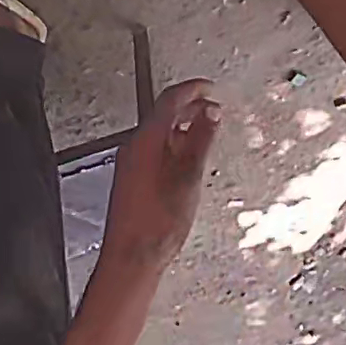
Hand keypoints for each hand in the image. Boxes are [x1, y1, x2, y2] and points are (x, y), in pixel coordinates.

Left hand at [101, 79, 222, 276]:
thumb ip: (201, 139)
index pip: (170, 99)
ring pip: (160, 130)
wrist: (131, 257)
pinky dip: (174, 141)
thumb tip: (212, 112)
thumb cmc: (158, 221)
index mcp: (146, 139)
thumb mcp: (189, 176)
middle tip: (213, 106)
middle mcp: (135, 144)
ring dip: (183, 124)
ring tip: (206, 128)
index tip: (210, 87)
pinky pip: (155, 146)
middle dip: (190, 105)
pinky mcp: (133, 175)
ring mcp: (132, 160)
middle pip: (163, 112)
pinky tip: (188, 155)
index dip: (193, 89)